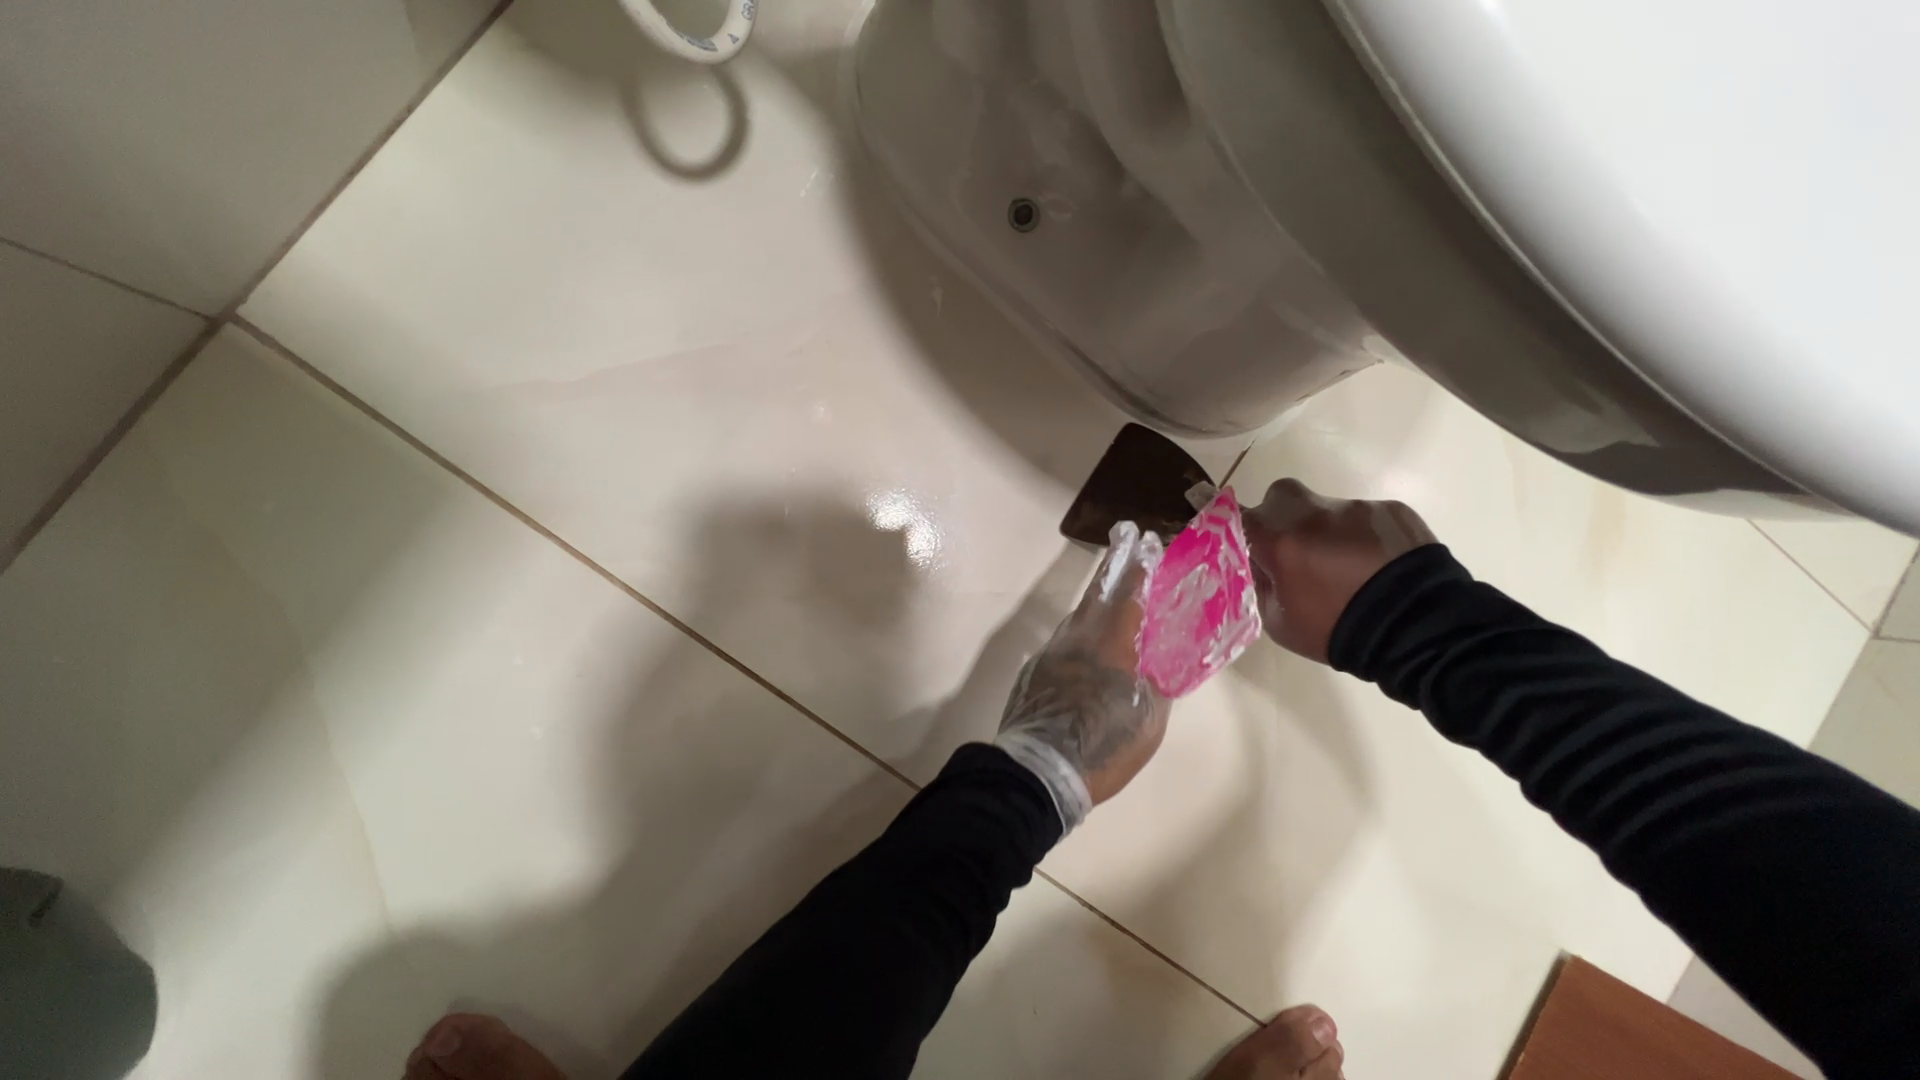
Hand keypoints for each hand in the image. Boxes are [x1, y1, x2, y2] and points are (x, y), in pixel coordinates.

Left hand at [996, 522, 1170, 829]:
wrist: (1039, 773)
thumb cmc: (1103, 747)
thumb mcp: (1148, 720)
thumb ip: (1155, 684)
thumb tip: (1155, 664)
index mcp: (1109, 646)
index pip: (1128, 596)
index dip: (1139, 570)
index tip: (1146, 544)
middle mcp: (1076, 639)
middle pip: (1097, 594)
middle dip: (1114, 566)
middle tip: (1125, 539)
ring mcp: (1050, 653)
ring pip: (1077, 618)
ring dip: (1095, 603)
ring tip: (1111, 601)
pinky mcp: (1033, 672)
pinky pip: (1062, 643)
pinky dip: (1078, 635)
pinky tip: (1086, 649)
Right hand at [1242, 478, 1436, 662]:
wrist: (1416, 628)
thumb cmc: (1336, 629)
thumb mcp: (1279, 621)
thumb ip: (1262, 585)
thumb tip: (1262, 565)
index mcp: (1279, 540)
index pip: (1237, 516)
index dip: (1235, 525)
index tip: (1240, 538)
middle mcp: (1311, 513)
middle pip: (1280, 497)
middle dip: (1281, 516)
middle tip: (1296, 549)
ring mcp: (1354, 507)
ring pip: (1327, 510)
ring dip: (1328, 532)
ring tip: (1350, 569)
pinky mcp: (1391, 510)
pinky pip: (1365, 518)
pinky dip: (1364, 537)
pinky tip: (1379, 566)